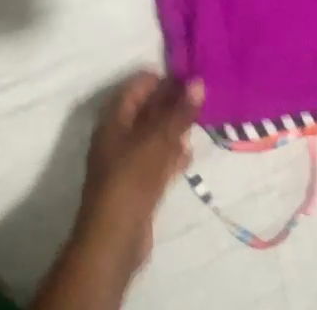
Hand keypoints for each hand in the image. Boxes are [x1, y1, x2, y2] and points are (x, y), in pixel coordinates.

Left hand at [75, 71, 203, 270]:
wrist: (114, 239)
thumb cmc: (131, 180)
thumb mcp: (157, 141)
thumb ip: (178, 112)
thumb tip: (197, 82)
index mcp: (114, 120)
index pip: (138, 86)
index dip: (162, 78)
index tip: (190, 76)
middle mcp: (118, 136)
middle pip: (147, 111)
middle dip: (172, 103)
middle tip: (201, 98)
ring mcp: (127, 162)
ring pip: (153, 136)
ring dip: (174, 129)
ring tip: (200, 122)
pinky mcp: (137, 184)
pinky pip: (156, 161)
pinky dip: (171, 155)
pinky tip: (188, 156)